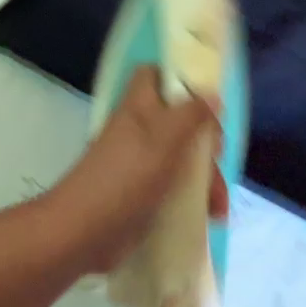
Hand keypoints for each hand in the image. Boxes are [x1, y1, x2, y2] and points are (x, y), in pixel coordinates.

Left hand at [40, 66, 226, 272]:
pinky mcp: (144, 194)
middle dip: (204, 141)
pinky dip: (195, 199)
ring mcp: (140, 163)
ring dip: (206, 177)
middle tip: (218, 157)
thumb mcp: (164, 139)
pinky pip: (176, 188)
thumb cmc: (126, 175)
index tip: (208, 99)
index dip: (180, 80)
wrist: (85, 230)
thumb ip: (190, 114)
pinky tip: (211, 216)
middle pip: (179, 121)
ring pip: (181, 157)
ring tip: (219, 206)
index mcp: (139, 106)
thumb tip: (213, 92)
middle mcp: (140, 129)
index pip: (155, 76)